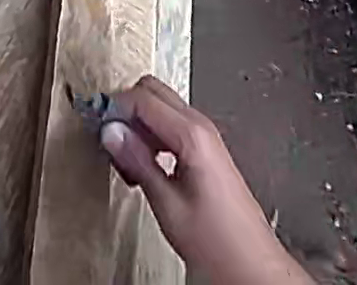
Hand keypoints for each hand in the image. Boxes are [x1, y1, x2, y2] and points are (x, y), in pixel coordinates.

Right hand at [99, 76, 310, 284]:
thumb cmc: (219, 245)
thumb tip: (109, 130)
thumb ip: (136, 162)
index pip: (141, 98)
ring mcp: (205, 137)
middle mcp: (201, 128)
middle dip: (126, 107)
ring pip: (159, 104)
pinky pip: (170, 123)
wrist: (256, 272)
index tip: (100, 128)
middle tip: (111, 137)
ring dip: (137, 121)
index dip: (115, 108)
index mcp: (192, 137)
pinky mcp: (205, 149)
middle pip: (150, 89)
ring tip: (128, 158)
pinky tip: (145, 163)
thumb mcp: (168, 205)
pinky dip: (150, 132)